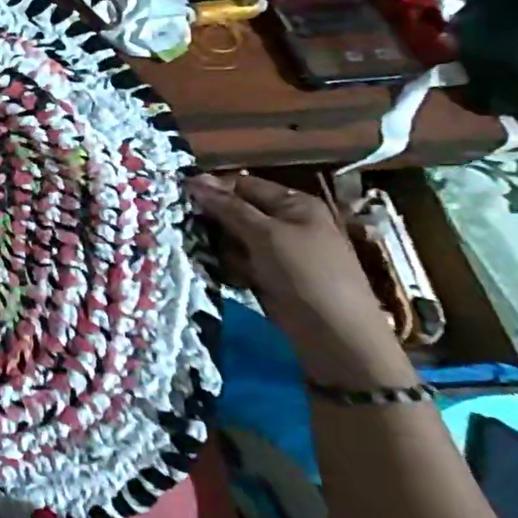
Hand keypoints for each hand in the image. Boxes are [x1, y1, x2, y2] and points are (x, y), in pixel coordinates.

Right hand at [187, 173, 414, 387]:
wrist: (335, 336)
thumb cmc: (305, 275)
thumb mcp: (265, 234)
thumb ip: (228, 207)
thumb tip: (193, 180)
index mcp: (293, 204)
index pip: (243, 185)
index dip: (213, 189)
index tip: (181, 197)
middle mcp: (286, 223)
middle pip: (236, 212)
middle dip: (216, 223)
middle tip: (196, 232)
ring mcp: (278, 252)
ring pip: (233, 240)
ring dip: (223, 250)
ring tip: (227, 264)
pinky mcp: (270, 277)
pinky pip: (239, 263)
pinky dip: (232, 269)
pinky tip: (236, 280)